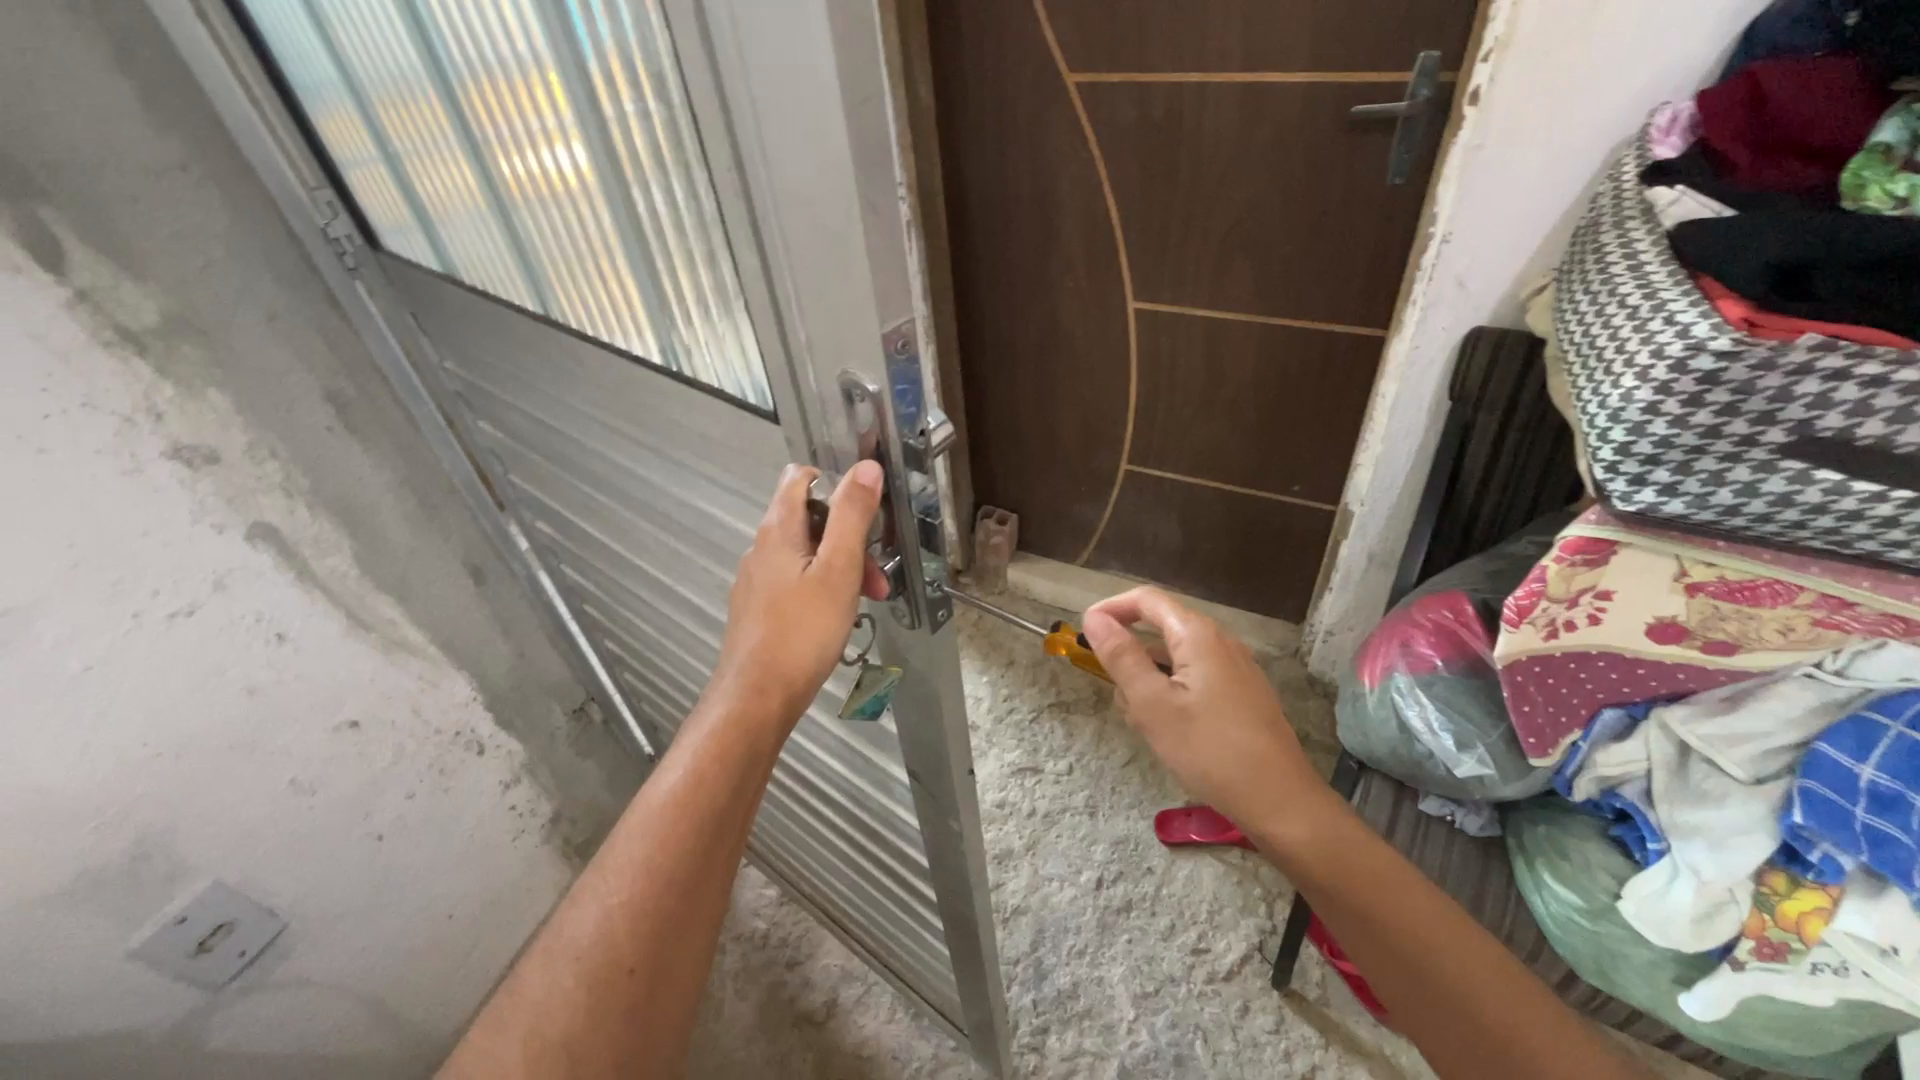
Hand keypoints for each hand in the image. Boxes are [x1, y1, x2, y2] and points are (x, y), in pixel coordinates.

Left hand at [703, 462, 888, 732]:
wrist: (758, 696)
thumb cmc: (803, 632)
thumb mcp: (839, 569)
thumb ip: (852, 516)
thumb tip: (866, 467)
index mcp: (778, 530)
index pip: (800, 477)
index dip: (835, 483)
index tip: (865, 511)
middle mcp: (761, 548)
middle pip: (809, 520)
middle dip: (849, 538)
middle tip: (877, 576)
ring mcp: (756, 580)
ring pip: (805, 555)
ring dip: (841, 568)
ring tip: (869, 601)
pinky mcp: (758, 609)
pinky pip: (795, 582)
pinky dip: (822, 589)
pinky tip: (838, 619)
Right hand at [1081, 587, 1333, 837]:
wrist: (1279, 800)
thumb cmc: (1209, 750)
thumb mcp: (1153, 705)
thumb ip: (1122, 657)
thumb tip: (1095, 618)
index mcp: (1198, 635)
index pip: (1147, 600)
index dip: (1111, 609)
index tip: (1083, 633)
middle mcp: (1221, 642)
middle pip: (1161, 630)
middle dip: (1130, 657)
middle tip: (1118, 698)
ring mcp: (1236, 669)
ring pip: (1176, 661)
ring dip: (1149, 682)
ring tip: (1143, 725)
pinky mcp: (1242, 696)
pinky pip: (1195, 680)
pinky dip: (1172, 696)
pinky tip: (1170, 733)